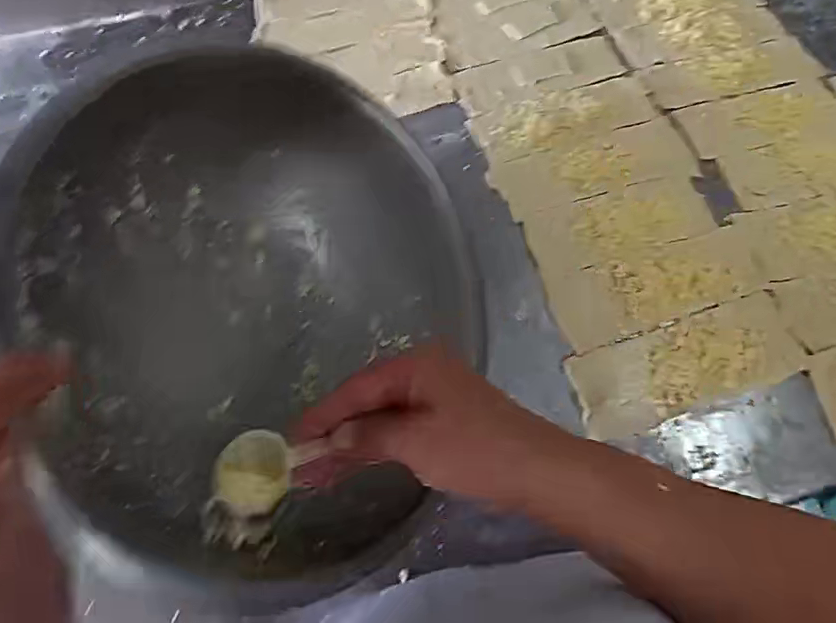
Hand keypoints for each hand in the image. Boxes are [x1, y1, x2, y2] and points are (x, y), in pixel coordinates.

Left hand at [0, 255, 69, 622]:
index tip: (1, 236)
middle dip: (5, 305)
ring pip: (9, 367)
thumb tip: (53, 354)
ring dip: (37, 337)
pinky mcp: (23, 453)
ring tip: (82, 292)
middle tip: (59, 260)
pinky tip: (92, 346)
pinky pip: (40, 396)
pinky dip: (60, 371)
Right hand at [290, 348, 577, 508]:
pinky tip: (353, 460)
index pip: (358, 387)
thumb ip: (370, 435)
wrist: (540, 471)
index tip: (295, 436)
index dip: (324, 413)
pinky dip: (376, 444)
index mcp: (415, 364)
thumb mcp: (417, 444)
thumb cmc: (476, 450)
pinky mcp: (444, 417)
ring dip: (352, 441)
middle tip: (301, 458)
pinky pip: (399, 426)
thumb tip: (333, 435)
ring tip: (317, 470)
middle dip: (334, 430)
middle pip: (367, 399)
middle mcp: (421, 371)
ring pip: (381, 415)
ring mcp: (434, 394)